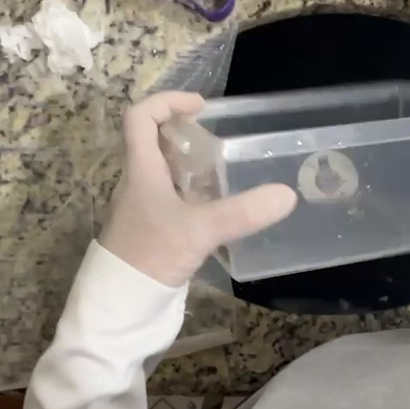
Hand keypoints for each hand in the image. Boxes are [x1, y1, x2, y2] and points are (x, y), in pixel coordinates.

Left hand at [99, 92, 297, 287]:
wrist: (122, 306)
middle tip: (220, 140)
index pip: (140, 118)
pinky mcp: (156, 233)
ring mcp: (146, 210)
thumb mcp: (199, 230)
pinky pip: (175, 201)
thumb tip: (286, 195)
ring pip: (166, 173)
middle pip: (155, 143)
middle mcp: (140, 185)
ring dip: (193, 166)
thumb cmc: (150, 257)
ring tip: (227, 170)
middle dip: (186, 134)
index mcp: (141, 171)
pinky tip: (221, 208)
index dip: (167, 102)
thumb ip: (241, 212)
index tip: (202, 107)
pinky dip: (197, 196)